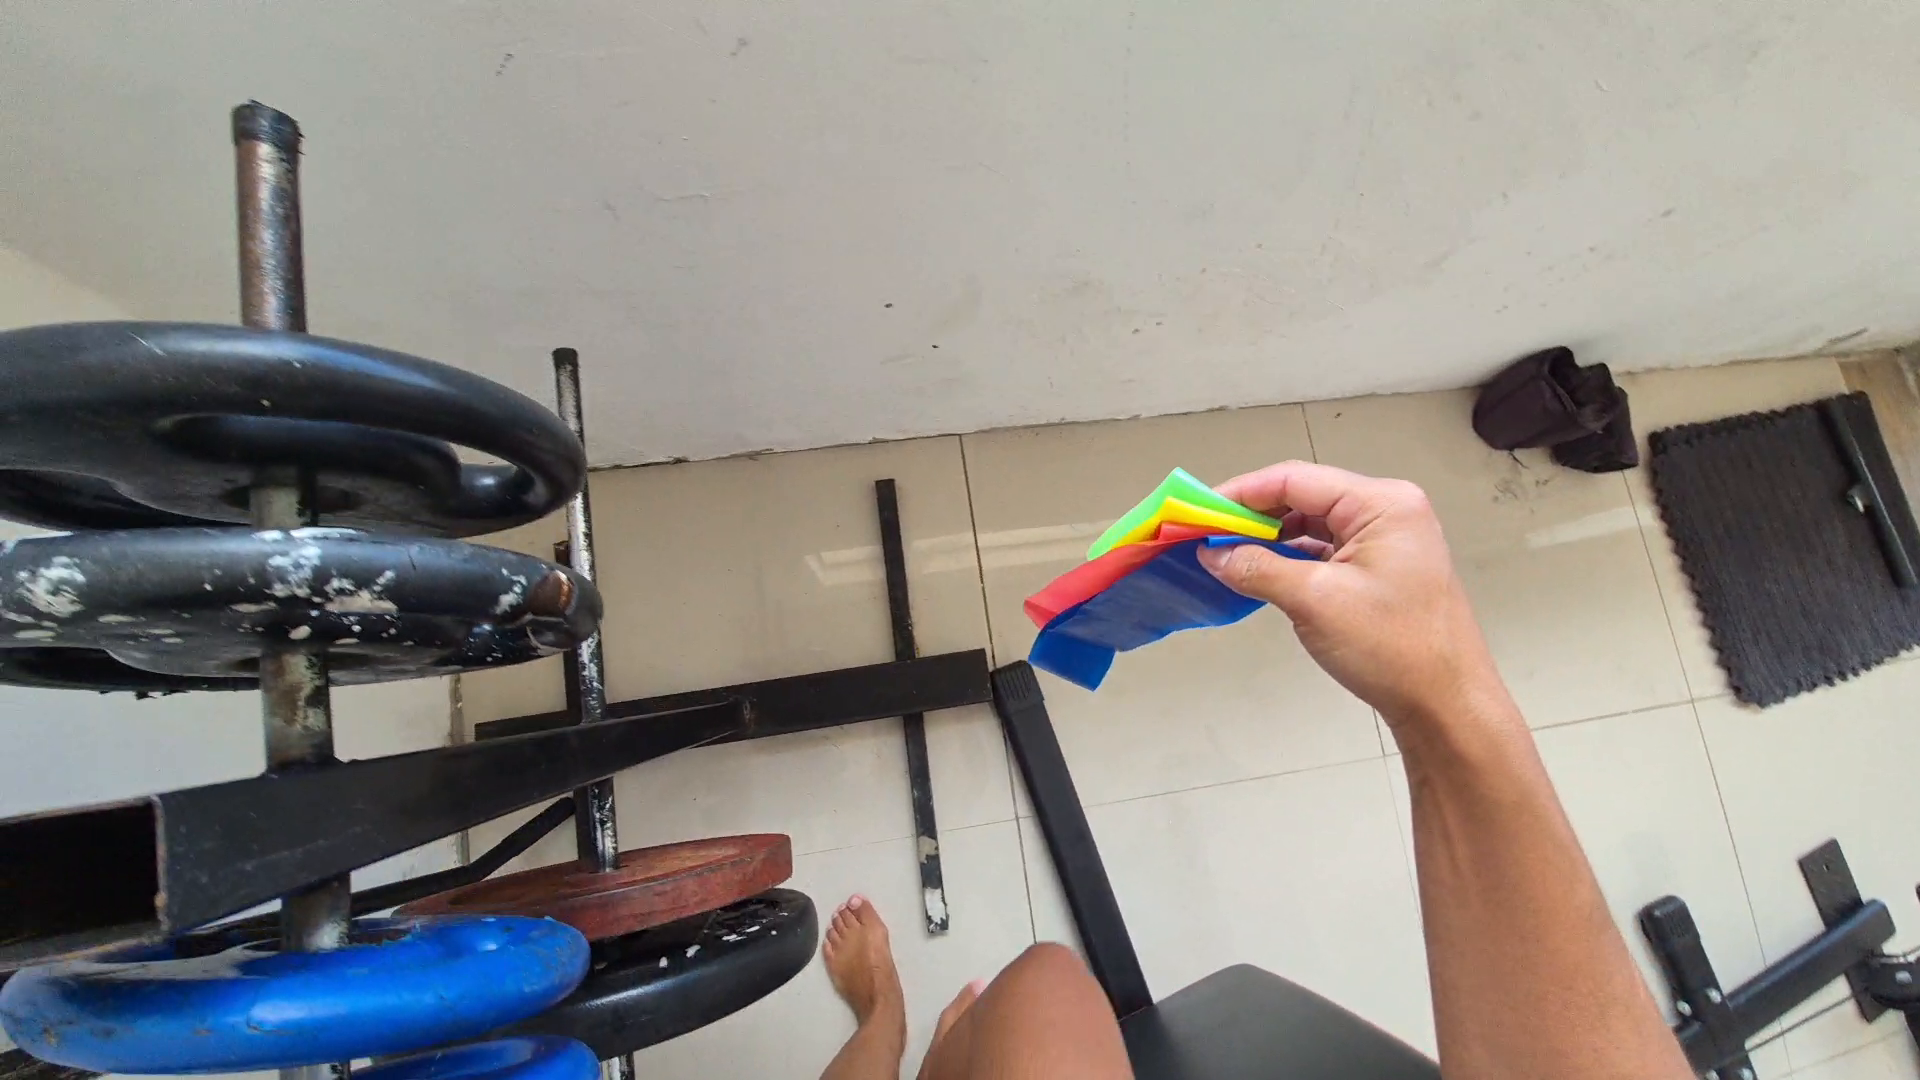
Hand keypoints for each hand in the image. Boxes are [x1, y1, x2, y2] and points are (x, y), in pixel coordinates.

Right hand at [1196, 461, 1509, 728]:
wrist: (1446, 705)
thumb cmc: (1389, 647)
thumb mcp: (1314, 602)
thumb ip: (1256, 568)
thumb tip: (1209, 552)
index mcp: (1381, 504)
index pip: (1295, 479)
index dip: (1241, 493)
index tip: (1197, 512)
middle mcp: (1386, 510)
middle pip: (1302, 496)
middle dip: (1251, 514)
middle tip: (1204, 534)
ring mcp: (1385, 539)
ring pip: (1309, 522)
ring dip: (1266, 536)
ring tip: (1224, 552)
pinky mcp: (1378, 566)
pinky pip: (1321, 547)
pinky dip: (1286, 555)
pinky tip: (1257, 568)